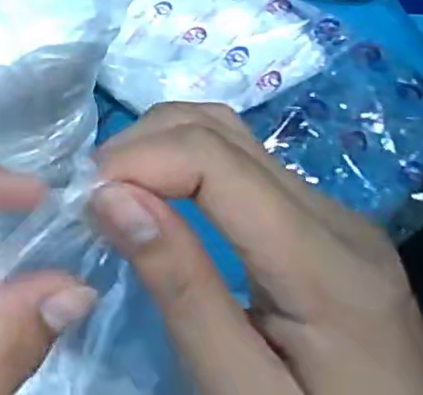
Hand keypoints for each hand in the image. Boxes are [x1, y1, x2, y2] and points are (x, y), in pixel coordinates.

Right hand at [92, 103, 422, 394]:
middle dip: (142, 145)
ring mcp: (335, 215)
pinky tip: (158, 195)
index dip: (140, 159)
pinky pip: (240, 161)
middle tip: (92, 198)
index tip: (84, 199)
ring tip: (115, 192)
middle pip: (220, 129)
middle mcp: (338, 218)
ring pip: (227, 132)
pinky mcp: (322, 223)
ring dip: (159, 145)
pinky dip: (184, 161)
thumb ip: (182, 291)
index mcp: (331, 266)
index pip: (217, 160)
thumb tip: (109, 195)